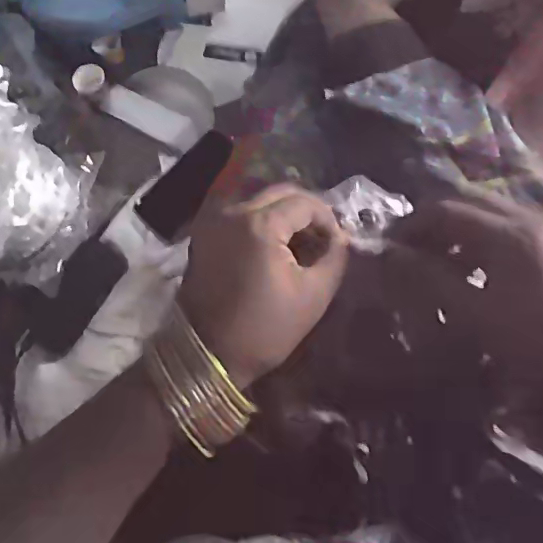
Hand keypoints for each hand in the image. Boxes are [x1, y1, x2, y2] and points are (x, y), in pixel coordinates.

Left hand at [178, 185, 349, 388]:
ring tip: (298, 238)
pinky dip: (258, 215)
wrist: (208, 352)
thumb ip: (334, 257)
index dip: (328, 219)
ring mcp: (212, 218)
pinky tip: (272, 241)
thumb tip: (340, 237)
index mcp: (258, 223)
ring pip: (256, 196)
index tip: (337, 242)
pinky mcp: (203, 230)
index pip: (304, 203)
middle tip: (322, 236)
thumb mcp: (313, 295)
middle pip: (278, 191)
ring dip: (281, 209)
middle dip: (305, 209)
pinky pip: (237, 208)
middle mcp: (231, 210)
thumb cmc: (264, 329)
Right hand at [386, 195, 542, 441]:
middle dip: (435, 220)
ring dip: (462, 228)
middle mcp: (534, 217)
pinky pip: (518, 225)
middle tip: (412, 248)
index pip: (445, 210)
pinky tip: (484, 268)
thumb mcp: (475, 314)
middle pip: (470, 200)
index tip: (390, 246)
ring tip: (444, 261)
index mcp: (509, 233)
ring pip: (495, 211)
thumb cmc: (537, 345)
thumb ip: (429, 277)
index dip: (411, 224)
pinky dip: (490, 236)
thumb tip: (390, 254)